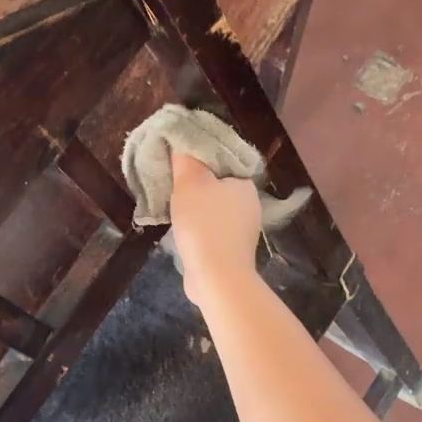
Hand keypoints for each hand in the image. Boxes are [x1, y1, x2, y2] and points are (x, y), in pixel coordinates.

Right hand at [169, 151, 262, 310]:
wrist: (217, 277)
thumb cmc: (205, 223)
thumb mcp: (190, 182)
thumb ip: (186, 159)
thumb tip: (182, 144)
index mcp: (245, 185)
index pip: (223, 163)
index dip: (200, 162)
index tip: (179, 165)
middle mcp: (249, 207)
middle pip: (217, 188)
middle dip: (196, 188)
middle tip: (172, 187)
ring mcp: (242, 232)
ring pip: (214, 211)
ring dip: (196, 211)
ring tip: (174, 209)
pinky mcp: (231, 252)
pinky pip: (211, 232)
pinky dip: (198, 230)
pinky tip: (183, 232)